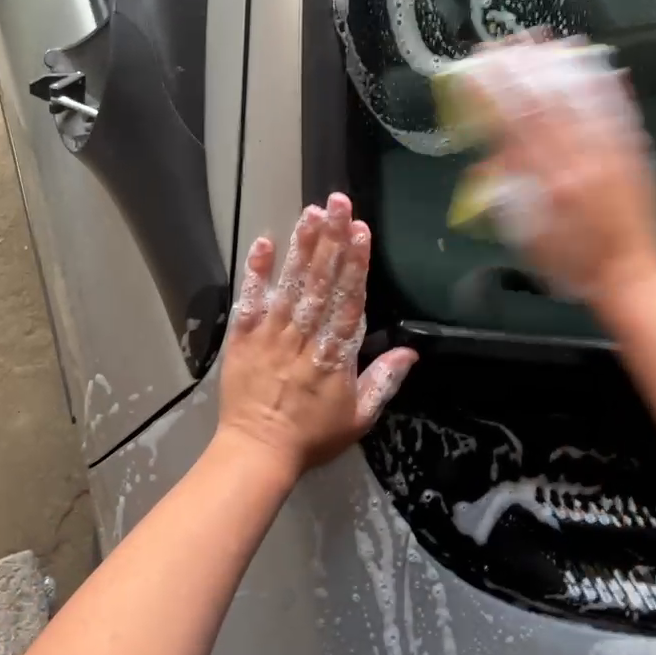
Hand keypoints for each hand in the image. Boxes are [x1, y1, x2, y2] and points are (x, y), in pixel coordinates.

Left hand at [215, 193, 417, 477]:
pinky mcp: (244, 337)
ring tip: (311, 212)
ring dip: (302, 246)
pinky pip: (250, 300)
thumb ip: (384, 381)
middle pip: (321, 283)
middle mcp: (304, 337)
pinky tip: (264, 241)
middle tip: (337, 202)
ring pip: (291, 285)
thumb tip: (411, 351)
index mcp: (335, 355)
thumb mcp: (359, 418)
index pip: (348, 301)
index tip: (361, 230)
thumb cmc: (312, 436)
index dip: (356, 264)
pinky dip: (257, 271)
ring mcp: (272, 334)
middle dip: (331, 240)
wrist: (258, 452)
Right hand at [469, 38, 655, 300]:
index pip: (514, 126)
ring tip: (542, 38)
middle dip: (520, 69)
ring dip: (558, 66)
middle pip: (544, 104)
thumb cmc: (572, 263)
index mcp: (549, 182)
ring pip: (581, 99)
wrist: (631, 276)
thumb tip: (484, 162)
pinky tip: (596, 63)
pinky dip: (605, 85)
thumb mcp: (526, 236)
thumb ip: (505, 195)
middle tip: (502, 43)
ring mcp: (610, 153)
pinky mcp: (633, 153)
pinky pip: (618, 112)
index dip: (494, 93)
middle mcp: (580, 160)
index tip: (477, 69)